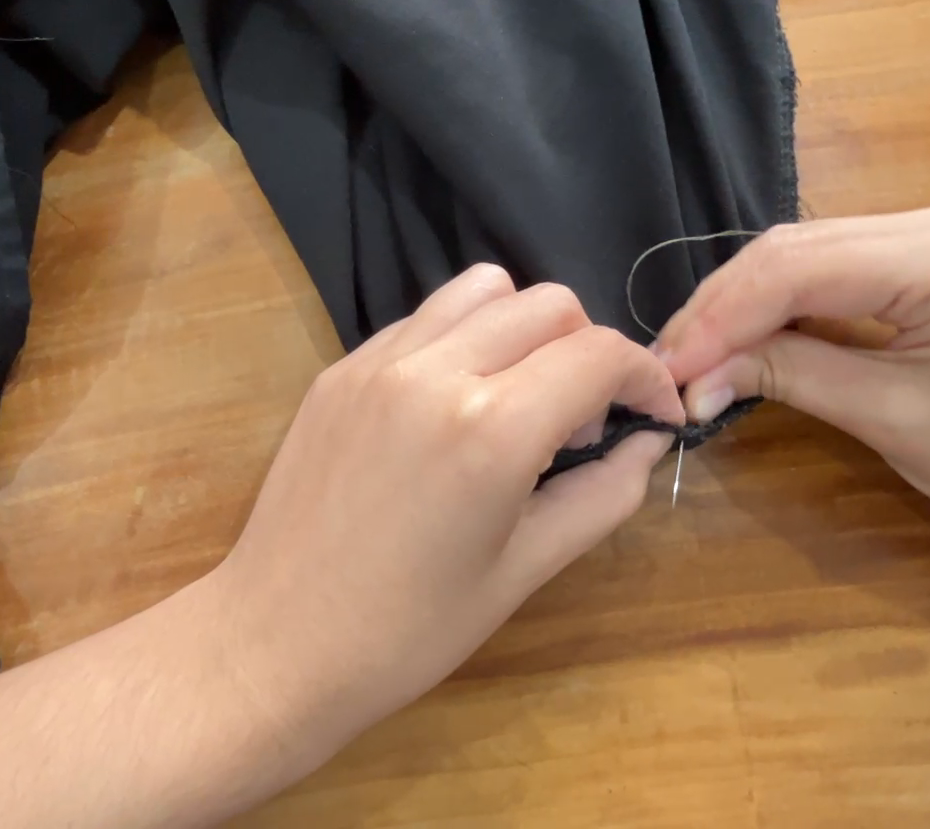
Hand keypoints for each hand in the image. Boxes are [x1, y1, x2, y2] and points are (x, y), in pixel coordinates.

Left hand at [207, 265, 680, 756]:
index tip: (652, 413)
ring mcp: (378, 360)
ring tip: (516, 394)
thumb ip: (603, 495)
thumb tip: (647, 442)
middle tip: (579, 420)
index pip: (598, 353)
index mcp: (491, 427)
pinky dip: (461, 340)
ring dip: (522, 327)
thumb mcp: (524, 570)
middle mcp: (434, 370)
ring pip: (482, 289)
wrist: (278, 638)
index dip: (645, 376)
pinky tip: (451, 403)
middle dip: (586, 349)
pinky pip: (423, 320)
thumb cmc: (409, 630)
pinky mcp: (340, 368)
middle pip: (547, 303)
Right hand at [653, 199, 929, 562]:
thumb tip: (689, 377)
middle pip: (796, 248)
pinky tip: (747, 331)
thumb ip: (783, 375)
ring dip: (744, 302)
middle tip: (669, 362)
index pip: (800, 268)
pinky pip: (835, 262)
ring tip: (695, 351)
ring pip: (807, 251)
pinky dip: (782, 300)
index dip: (719, 317)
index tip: (665, 368)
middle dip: (722, 308)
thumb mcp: (891, 418)